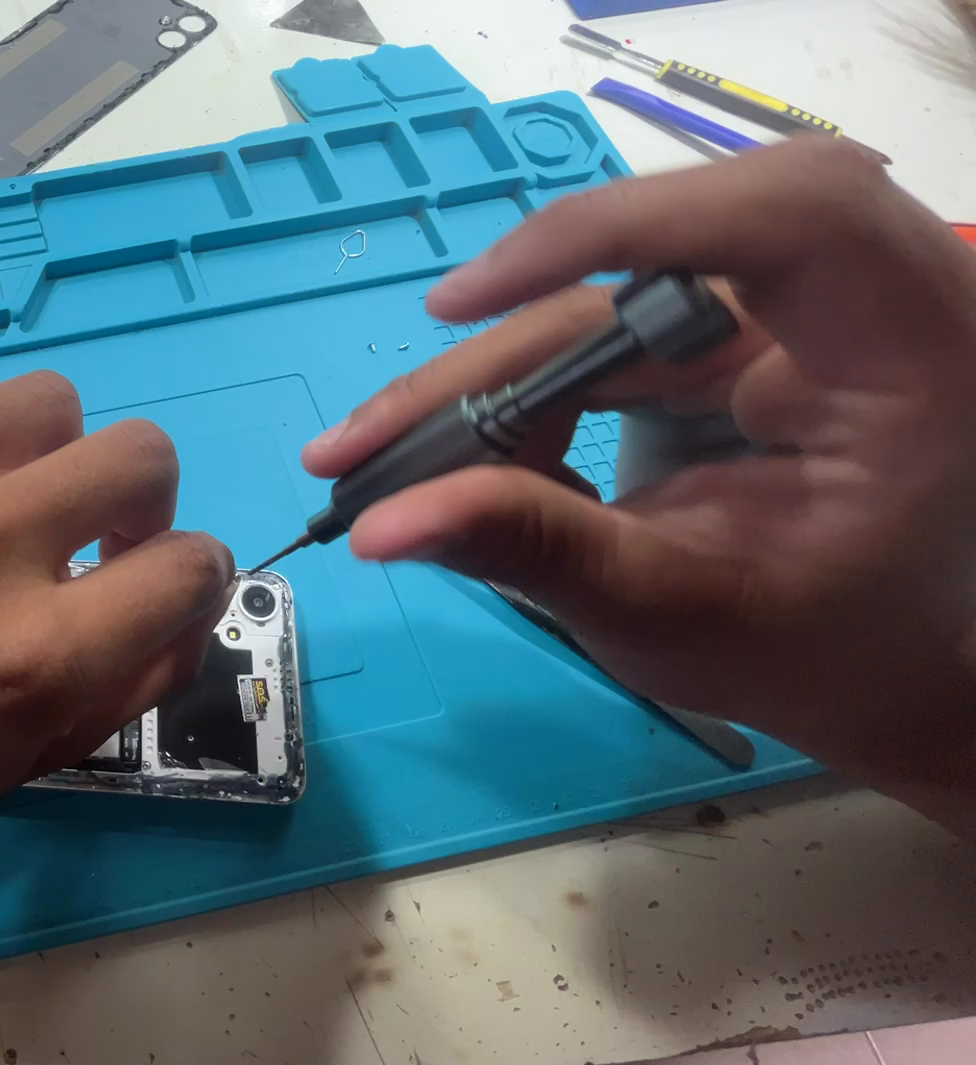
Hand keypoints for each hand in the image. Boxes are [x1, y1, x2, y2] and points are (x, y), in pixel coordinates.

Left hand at [0, 372, 231, 867]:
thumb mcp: (40, 751)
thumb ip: (146, 668)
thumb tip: (193, 583)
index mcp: (32, 654)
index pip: (192, 564)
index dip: (192, 575)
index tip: (151, 581)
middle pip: (141, 452)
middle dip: (138, 499)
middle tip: (85, 533)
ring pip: (45, 400)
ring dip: (45, 458)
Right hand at [300, 140, 975, 805]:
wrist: (859, 659)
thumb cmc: (805, 647)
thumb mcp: (660, 609)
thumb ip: (528, 550)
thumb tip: (376, 525)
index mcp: (898, 355)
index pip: (775, 218)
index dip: (606, 232)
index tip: (452, 307)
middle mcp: (830, 311)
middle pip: (615, 292)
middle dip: (470, 374)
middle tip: (354, 449)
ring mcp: (757, 328)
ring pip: (572, 325)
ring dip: (460, 402)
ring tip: (374, 470)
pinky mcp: (698, 352)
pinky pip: (568, 357)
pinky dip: (492, 413)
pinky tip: (449, 466)